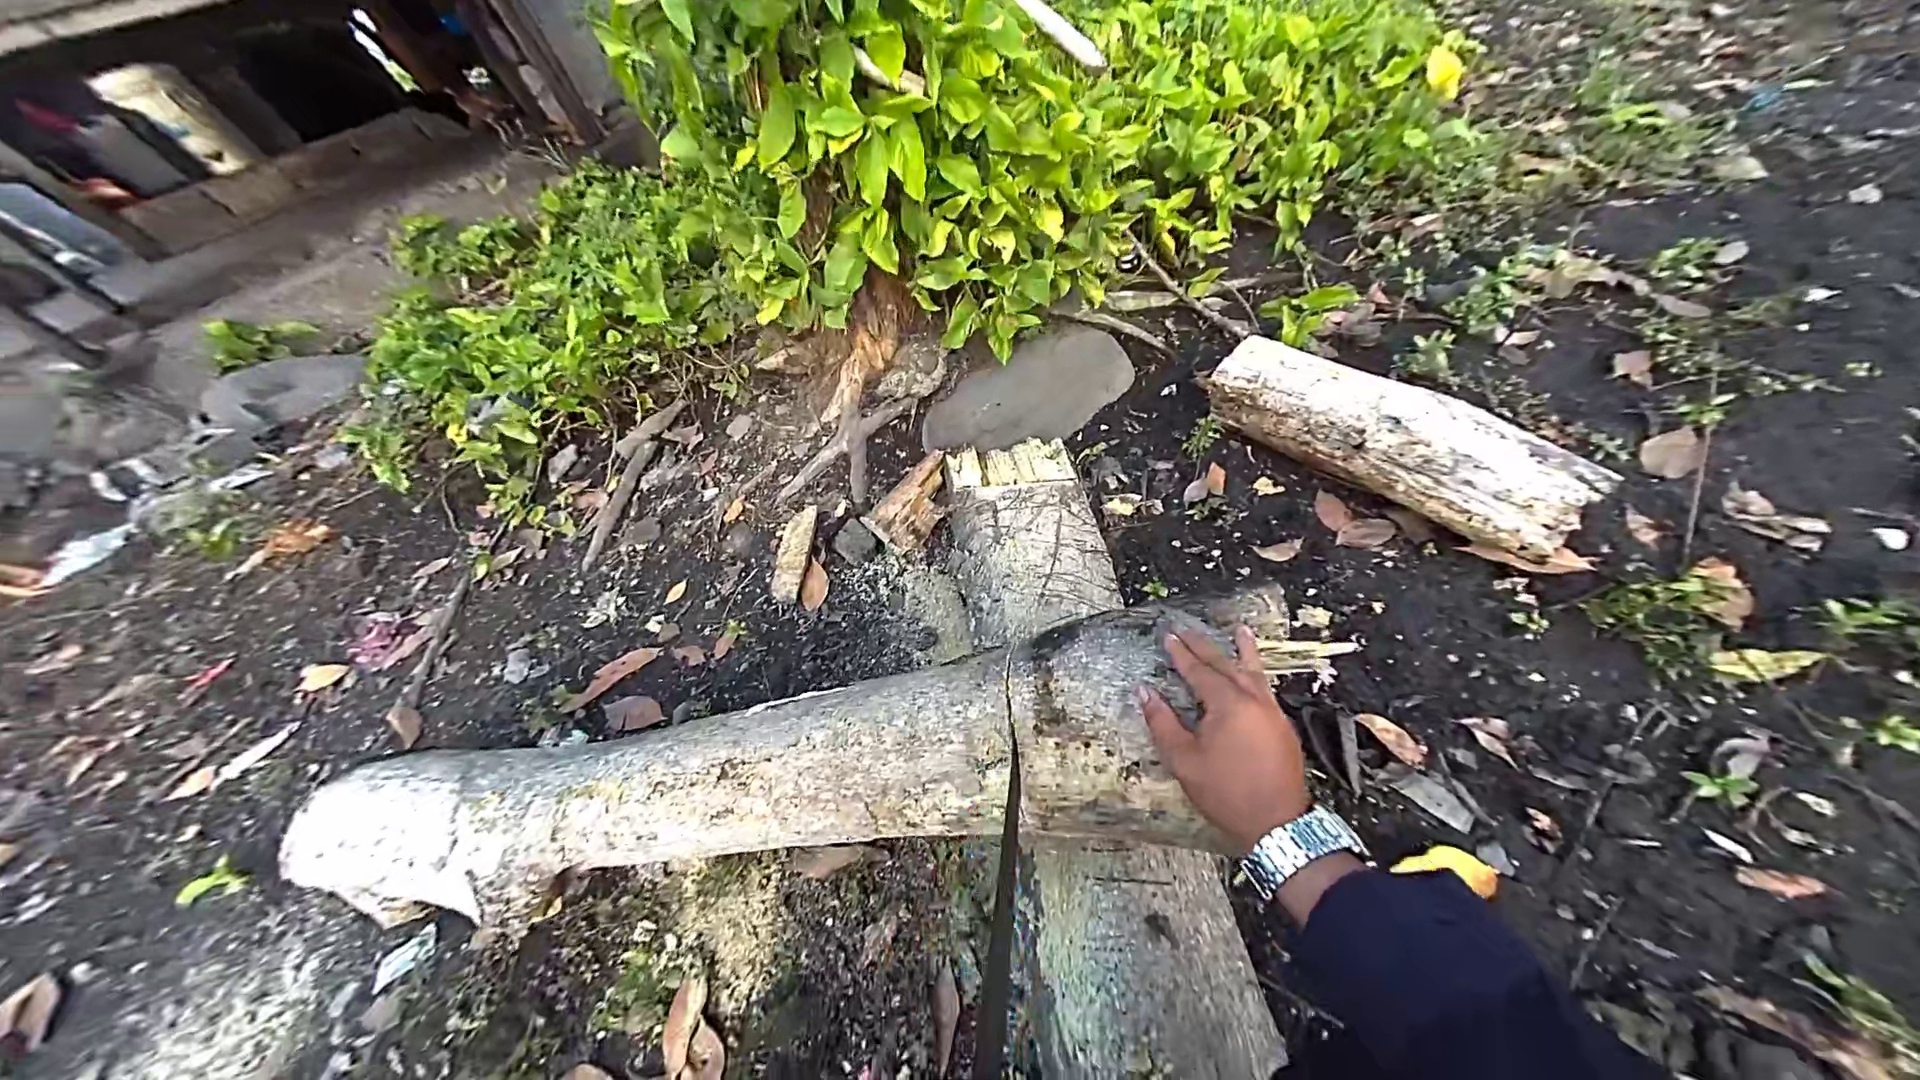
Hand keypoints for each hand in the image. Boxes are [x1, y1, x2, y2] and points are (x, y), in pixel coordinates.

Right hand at [1137, 625, 1311, 854]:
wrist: (1278, 824)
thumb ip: (1162, 721)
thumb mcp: (1183, 759)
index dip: (1181, 653)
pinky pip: (1265, 687)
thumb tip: (1144, 692)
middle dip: (1203, 646)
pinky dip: (1257, 672)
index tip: (1167, 636)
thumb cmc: (1225, 791)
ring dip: (1242, 650)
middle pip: (1225, 664)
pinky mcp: (1282, 726)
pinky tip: (1254, 672)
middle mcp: (1253, 700)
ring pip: (1253, 672)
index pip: (1199, 671)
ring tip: (1239, 630)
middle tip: (1185, 629)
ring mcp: (1272, 712)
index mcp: (1228, 704)